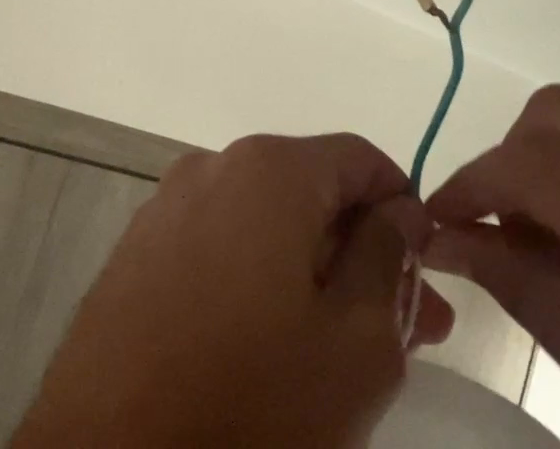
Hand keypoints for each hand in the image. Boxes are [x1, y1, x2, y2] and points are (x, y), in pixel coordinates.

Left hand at [11, 133, 453, 447]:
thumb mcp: (357, 340)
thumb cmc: (251, 399)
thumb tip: (400, 213)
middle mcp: (210, 170)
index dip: (404, 211)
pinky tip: (275, 344)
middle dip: (364, 255)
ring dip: (314, 274)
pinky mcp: (135, 257)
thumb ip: (390, 260)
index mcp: (269, 170)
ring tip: (346, 345)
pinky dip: (259, 282)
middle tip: (408, 329)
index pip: (361, 160)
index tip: (424, 274)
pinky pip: (218, 251)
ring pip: (264, 228)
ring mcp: (164, 212)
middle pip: (312, 195)